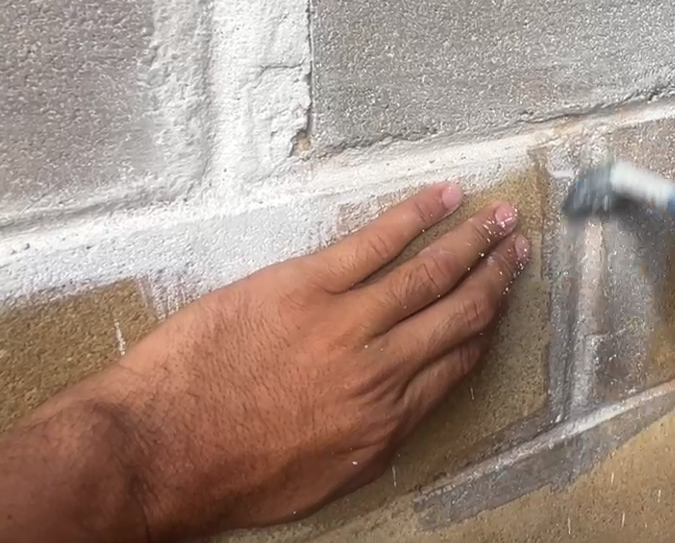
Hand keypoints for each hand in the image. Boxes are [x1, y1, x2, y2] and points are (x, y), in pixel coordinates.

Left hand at [50, 182, 530, 535]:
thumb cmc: (230, 472)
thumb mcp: (322, 478)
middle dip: (497, 276)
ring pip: (430, 272)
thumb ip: (375, 435)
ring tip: (500, 216)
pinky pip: (378, 242)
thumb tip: (408, 401)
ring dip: (472, 240)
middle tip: (520, 246)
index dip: (489, 325)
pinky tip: (446, 195)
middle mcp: (382, 369)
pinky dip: (417, 215)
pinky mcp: (310, 285)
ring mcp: (349, 321)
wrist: (154, 453)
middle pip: (459, 313)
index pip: (458, 361)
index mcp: (387, 421)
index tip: (505, 299)